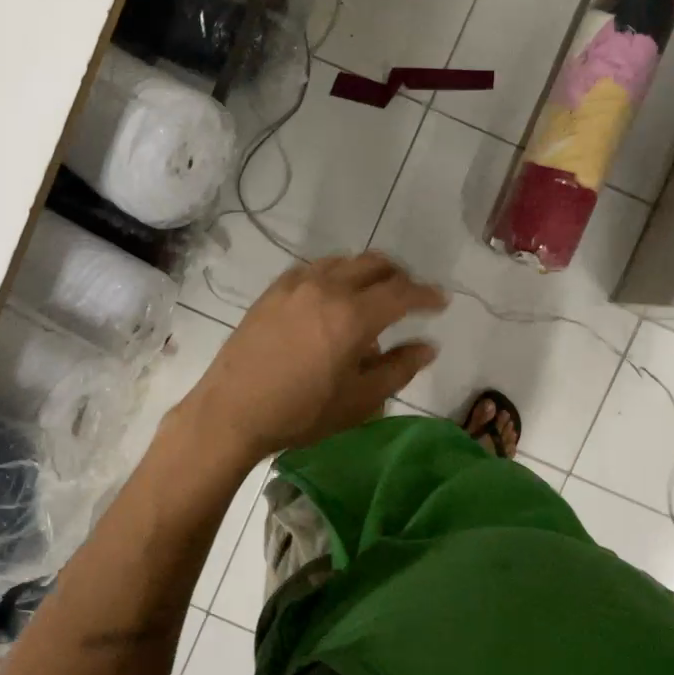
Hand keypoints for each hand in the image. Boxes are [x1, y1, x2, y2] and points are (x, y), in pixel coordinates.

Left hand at [176, 252, 448, 461]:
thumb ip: (398, 368)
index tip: (441, 302)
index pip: (402, 292)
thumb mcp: (359, 400)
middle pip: (375, 264)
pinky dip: (335, 275)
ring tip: (373, 295)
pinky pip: (315, 269)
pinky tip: (333, 296)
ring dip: (367, 272)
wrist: (232, 411)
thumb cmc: (301, 413)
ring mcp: (296, 285)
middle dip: (400, 277)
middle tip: (410, 297)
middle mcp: (328, 288)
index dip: (427, 295)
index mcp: (353, 315)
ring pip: (344, 262)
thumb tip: (428, 347)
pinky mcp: (273, 291)